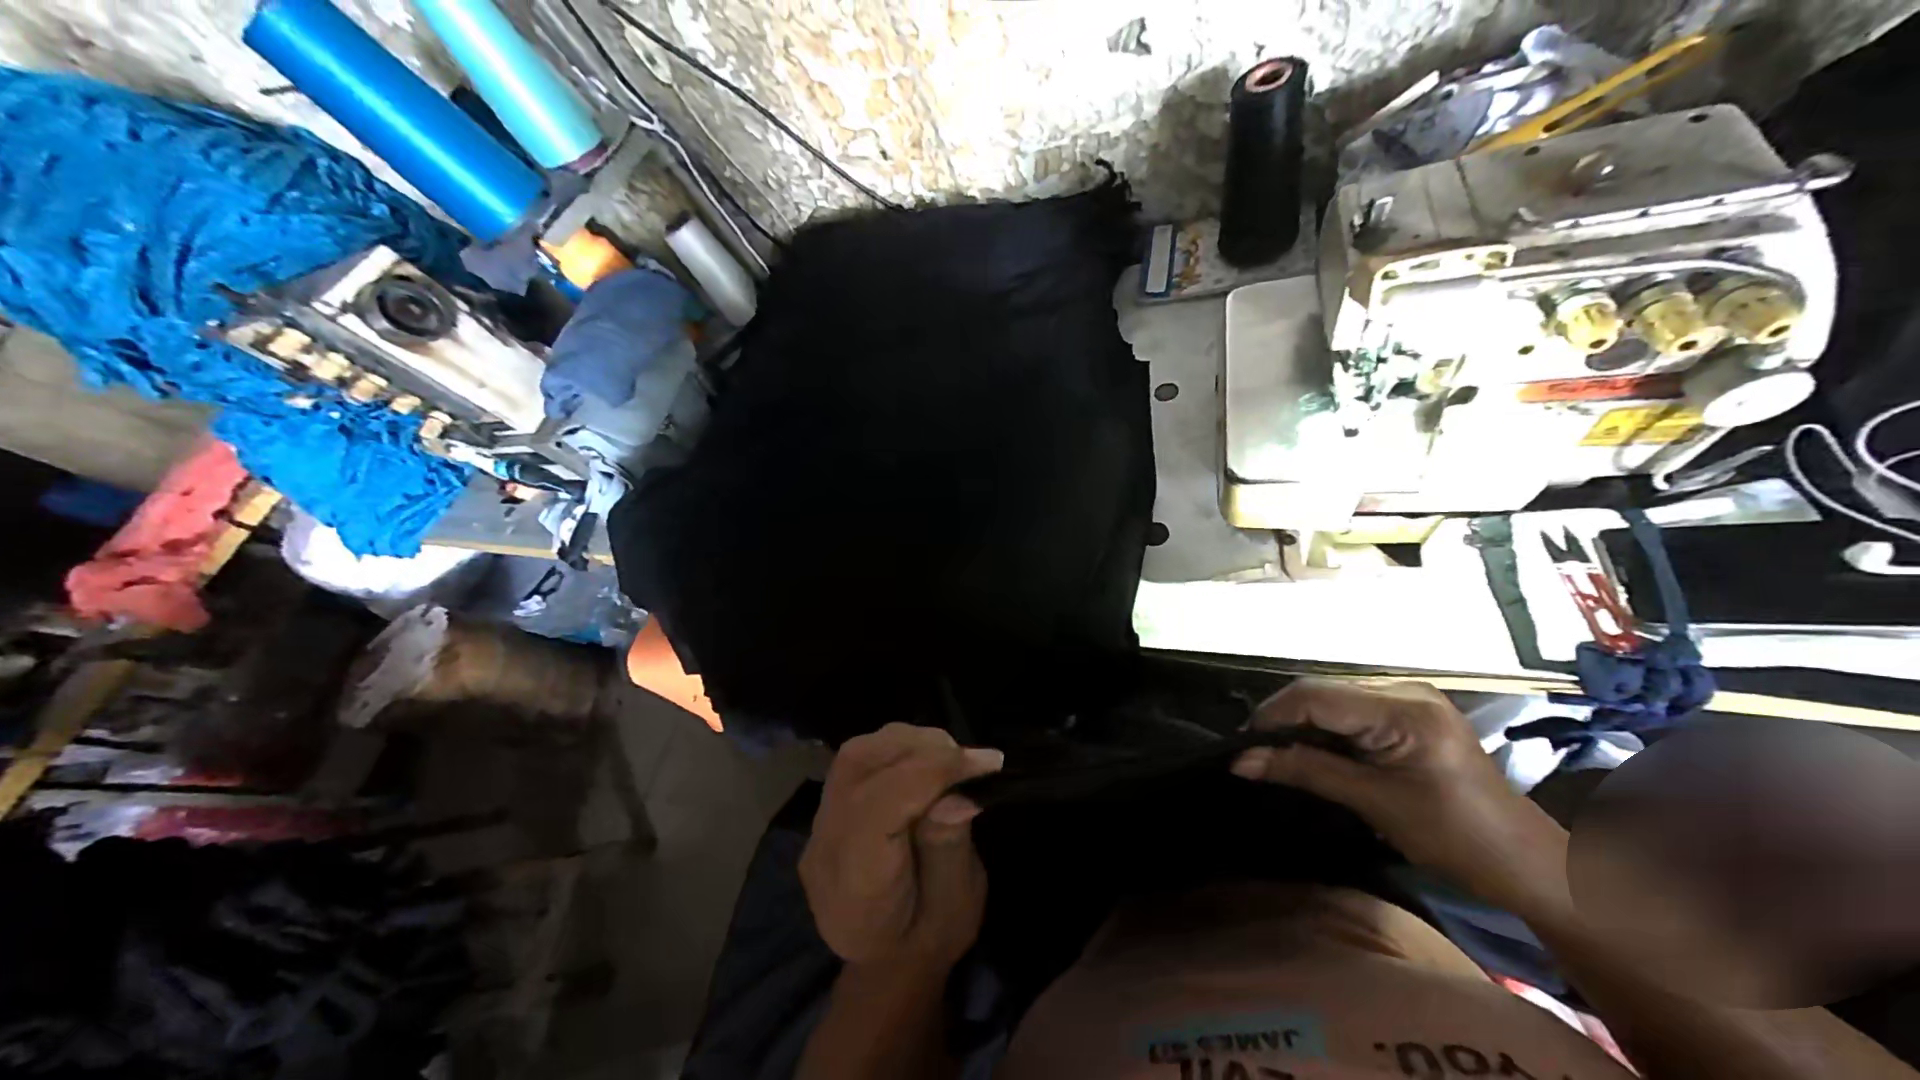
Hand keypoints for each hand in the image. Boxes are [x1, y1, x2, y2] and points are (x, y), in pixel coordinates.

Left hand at [800, 723, 1003, 968]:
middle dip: (919, 748)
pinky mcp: (828, 811)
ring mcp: (819, 827)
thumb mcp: (955, 906)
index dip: (933, 771)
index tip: (986, 763)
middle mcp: (825, 847)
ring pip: (853, 756)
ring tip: (949, 756)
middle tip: (967, 758)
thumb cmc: (929, 937)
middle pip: (858, 768)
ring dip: (906, 743)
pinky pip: (854, 763)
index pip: (881, 804)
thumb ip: (948, 849)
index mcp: (856, 883)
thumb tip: (956, 795)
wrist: (889, 958)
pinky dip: (893, 749)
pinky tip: (923, 761)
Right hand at [1231, 679, 1568, 911]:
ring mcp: (1409, 698)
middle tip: (1253, 754)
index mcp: (1403, 709)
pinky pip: (1349, 710)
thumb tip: (1241, 760)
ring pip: (1331, 698)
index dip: (1271, 716)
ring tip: (1275, 754)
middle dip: (1282, 720)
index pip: (1316, 696)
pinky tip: (1310, 751)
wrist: (1528, 862)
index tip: (1241, 748)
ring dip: (1299, 725)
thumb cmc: (1457, 838)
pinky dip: (1323, 729)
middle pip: (1321, 691)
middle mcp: (1404, 690)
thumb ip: (1306, 771)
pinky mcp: (1408, 712)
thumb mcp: (1374, 803)